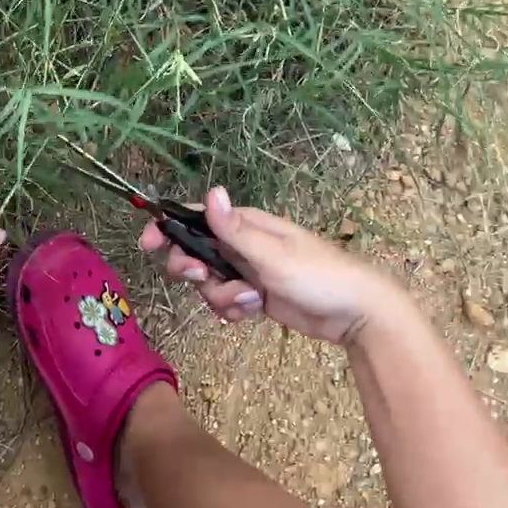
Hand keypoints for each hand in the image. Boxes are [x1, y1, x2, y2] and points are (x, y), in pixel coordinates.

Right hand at [139, 186, 405, 345]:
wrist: (359, 317)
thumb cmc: (319, 276)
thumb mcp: (272, 254)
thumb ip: (234, 229)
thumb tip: (211, 191)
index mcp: (244, 225)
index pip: (194, 218)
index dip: (167, 228)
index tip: (148, 243)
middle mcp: (241, 245)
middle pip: (194, 251)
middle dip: (192, 268)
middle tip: (202, 278)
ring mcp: (247, 271)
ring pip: (208, 281)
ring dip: (220, 295)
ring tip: (248, 302)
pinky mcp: (254, 296)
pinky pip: (225, 301)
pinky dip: (232, 309)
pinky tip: (252, 313)